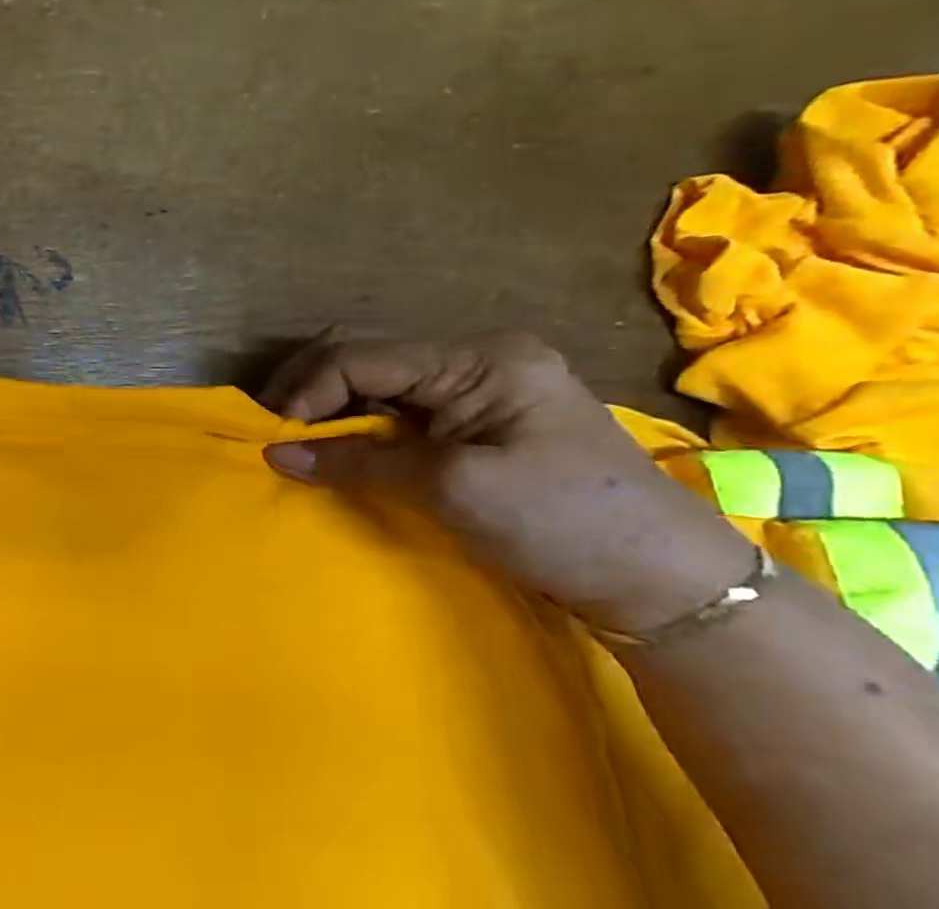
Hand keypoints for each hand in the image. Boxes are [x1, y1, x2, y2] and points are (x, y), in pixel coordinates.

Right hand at [261, 332, 754, 633]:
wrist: (663, 582)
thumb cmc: (564, 524)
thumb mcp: (454, 489)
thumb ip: (361, 462)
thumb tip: (277, 453)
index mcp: (480, 359)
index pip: (367, 356)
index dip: (311, 389)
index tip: (275, 434)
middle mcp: (476, 359)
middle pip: (370, 358)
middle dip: (315, 390)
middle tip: (274, 430)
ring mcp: (480, 389)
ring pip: (382, 384)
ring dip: (335, 410)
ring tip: (297, 441)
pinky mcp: (480, 422)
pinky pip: (403, 412)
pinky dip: (364, 429)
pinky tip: (340, 448)